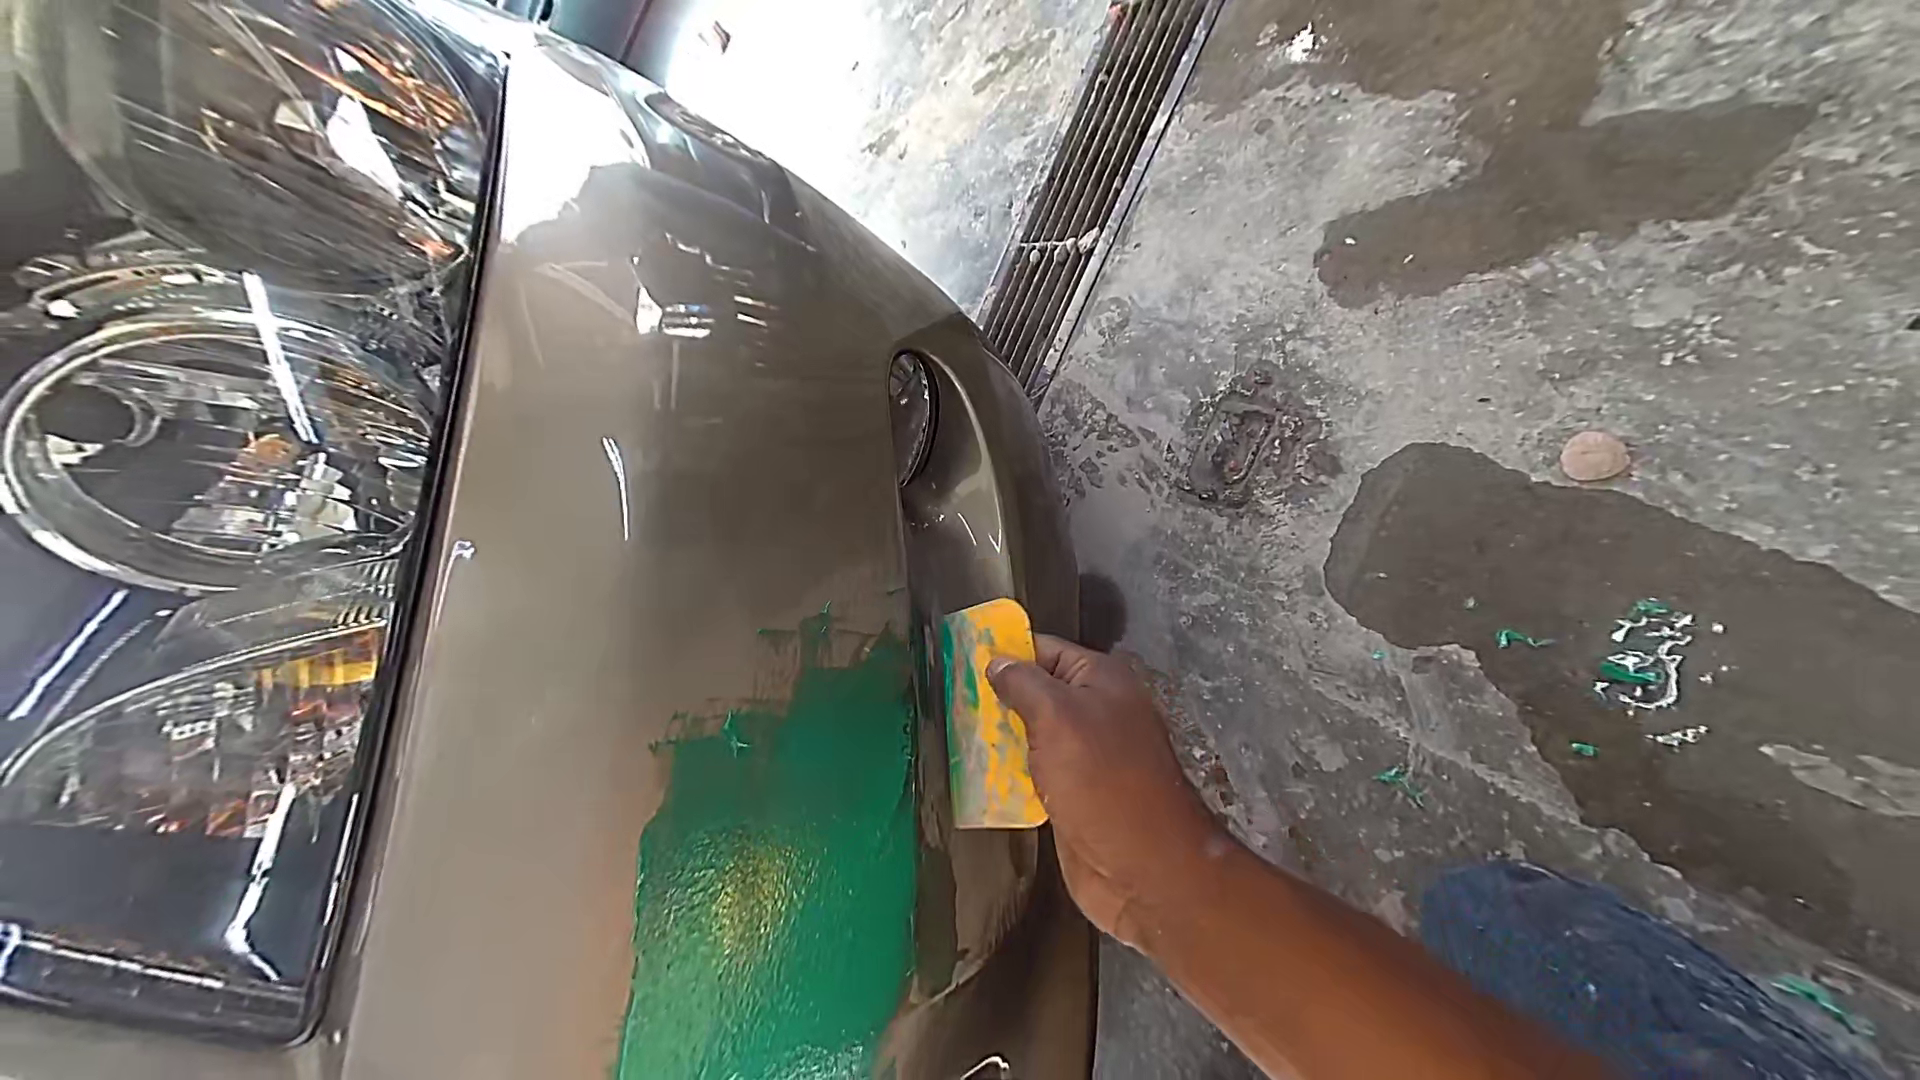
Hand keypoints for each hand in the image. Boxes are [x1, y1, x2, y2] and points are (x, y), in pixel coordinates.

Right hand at [987, 636, 1228, 946]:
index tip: (962, 658)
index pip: (1043, 649)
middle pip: (1035, 691)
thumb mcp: (1057, 717)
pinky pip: (1034, 770)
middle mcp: (1095, 710)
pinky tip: (978, 773)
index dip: (1004, 652)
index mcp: (1100, 679)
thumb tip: (996, 661)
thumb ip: (1023, 683)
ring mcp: (1085, 754)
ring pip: (1031, 732)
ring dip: (999, 736)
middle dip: (996, 696)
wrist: (1144, 870)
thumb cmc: (1105, 782)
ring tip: (956, 733)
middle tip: (952, 698)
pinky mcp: (1074, 791)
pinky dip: (1009, 771)